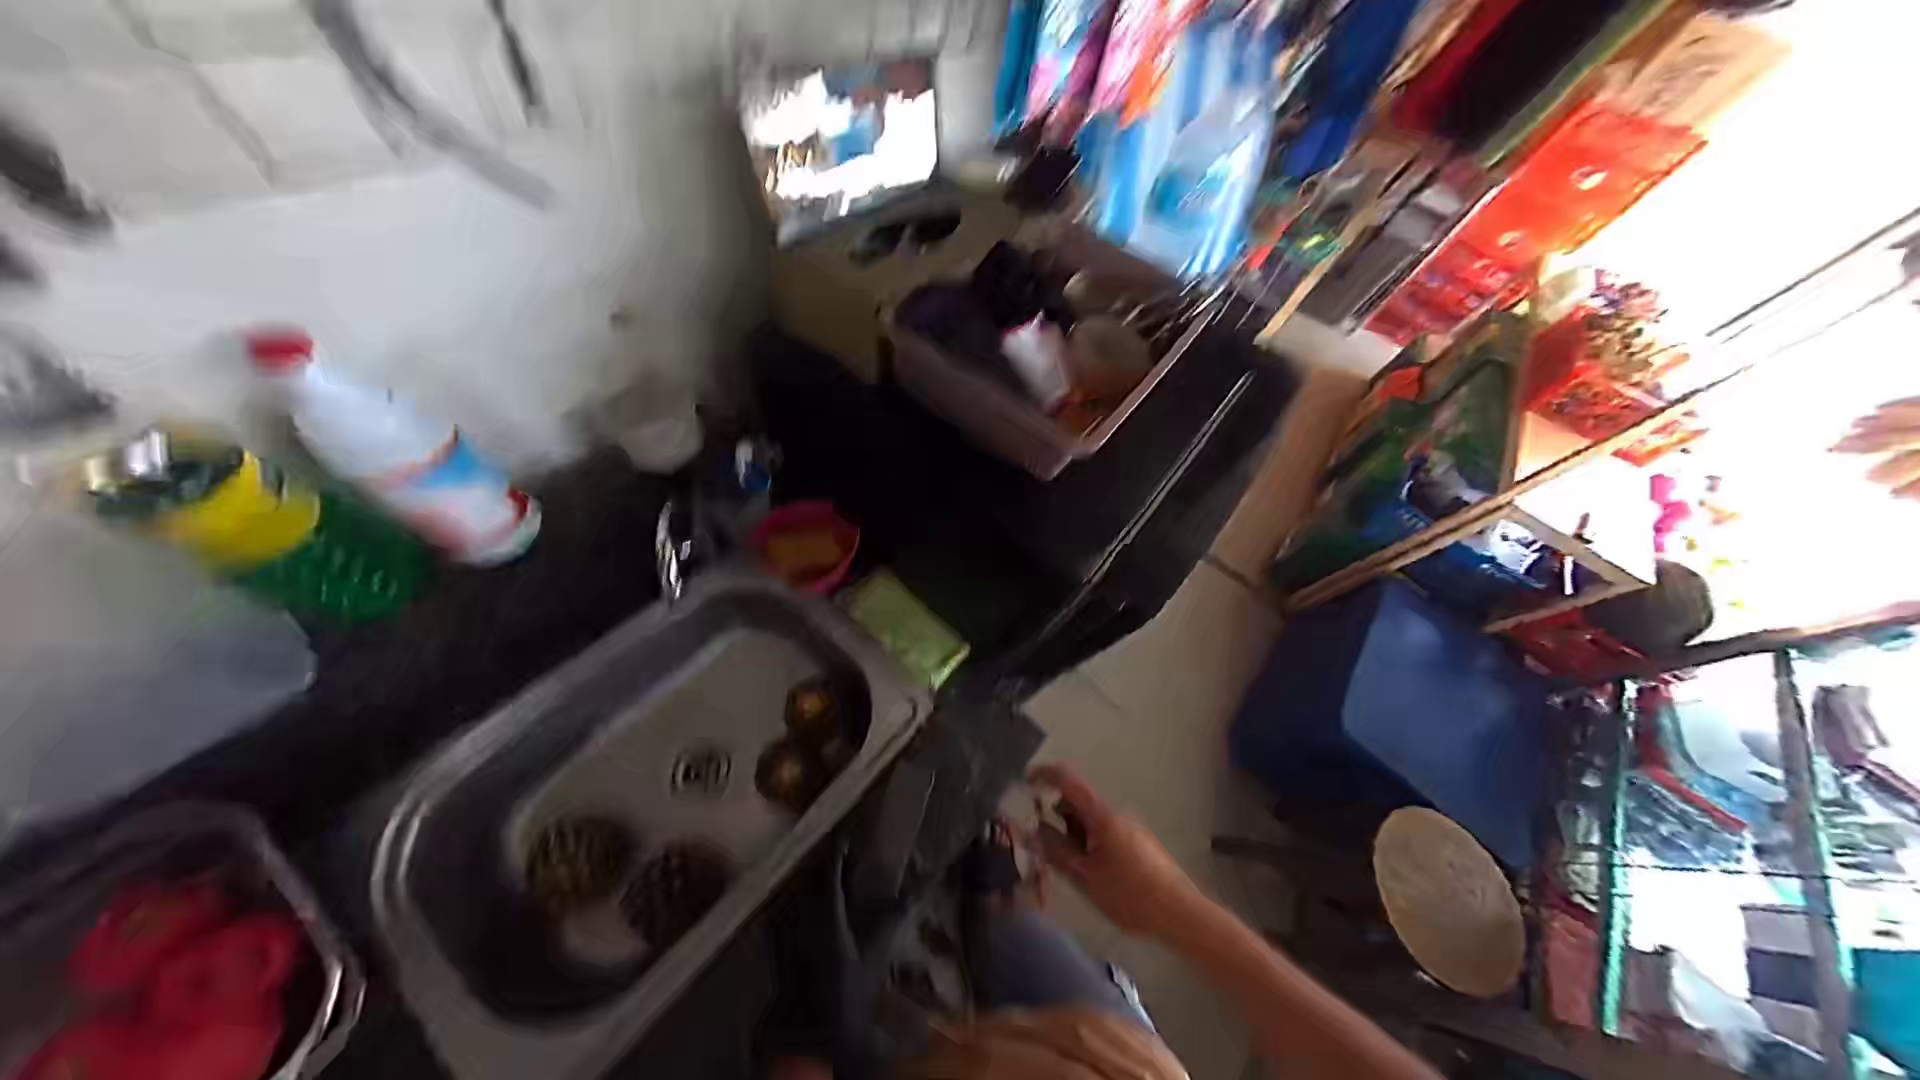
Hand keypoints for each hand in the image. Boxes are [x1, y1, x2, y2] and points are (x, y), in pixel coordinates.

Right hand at [1026, 764, 1208, 941]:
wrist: (1181, 915)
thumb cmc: (1130, 896)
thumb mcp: (1085, 877)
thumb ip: (1056, 851)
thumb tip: (1032, 830)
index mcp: (1102, 816)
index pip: (1068, 780)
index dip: (1044, 775)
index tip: (1024, 782)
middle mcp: (1116, 814)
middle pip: (1078, 803)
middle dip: (1058, 819)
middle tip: (1048, 850)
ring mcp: (1130, 828)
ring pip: (1091, 821)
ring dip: (1075, 836)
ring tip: (1075, 870)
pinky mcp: (1139, 843)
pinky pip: (1105, 833)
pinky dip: (1090, 844)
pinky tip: (1095, 876)